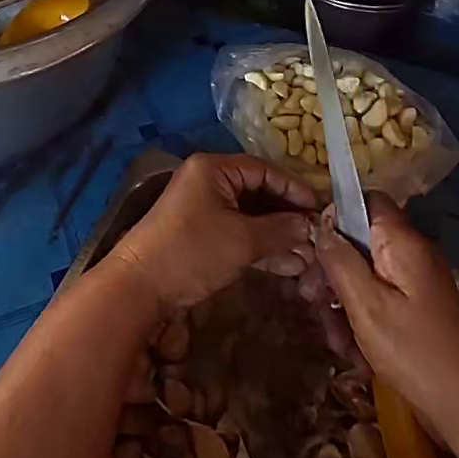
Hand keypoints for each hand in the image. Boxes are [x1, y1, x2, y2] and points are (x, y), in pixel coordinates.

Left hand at [105, 153, 316, 311]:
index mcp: (214, 168)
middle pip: (258, 192)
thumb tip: (310, 227)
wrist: (139, 289)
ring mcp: (203, 209)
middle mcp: (208, 182)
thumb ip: (280, 230)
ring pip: (250, 216)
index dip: (293, 189)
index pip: (263, 170)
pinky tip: (288, 265)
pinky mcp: (201, 235)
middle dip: (287, 216)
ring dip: (278, 235)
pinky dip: (260, 246)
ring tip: (308, 256)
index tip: (319, 208)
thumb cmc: (192, 251)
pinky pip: (238, 233)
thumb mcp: (242, 240)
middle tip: (316, 235)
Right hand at [312, 195, 458, 452]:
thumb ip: (340, 260)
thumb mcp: (367, 306)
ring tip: (334, 340)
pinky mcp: (415, 309)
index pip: (366, 200)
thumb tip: (321, 224)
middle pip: (359, 241)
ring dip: (342, 302)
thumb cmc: (416, 353)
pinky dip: (361, 320)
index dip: (335, 215)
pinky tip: (353, 353)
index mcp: (401, 242)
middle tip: (310, 299)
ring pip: (364, 274)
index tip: (314, 246)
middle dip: (332, 269)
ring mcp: (414, 283)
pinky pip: (379, 299)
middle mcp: (409, 253)